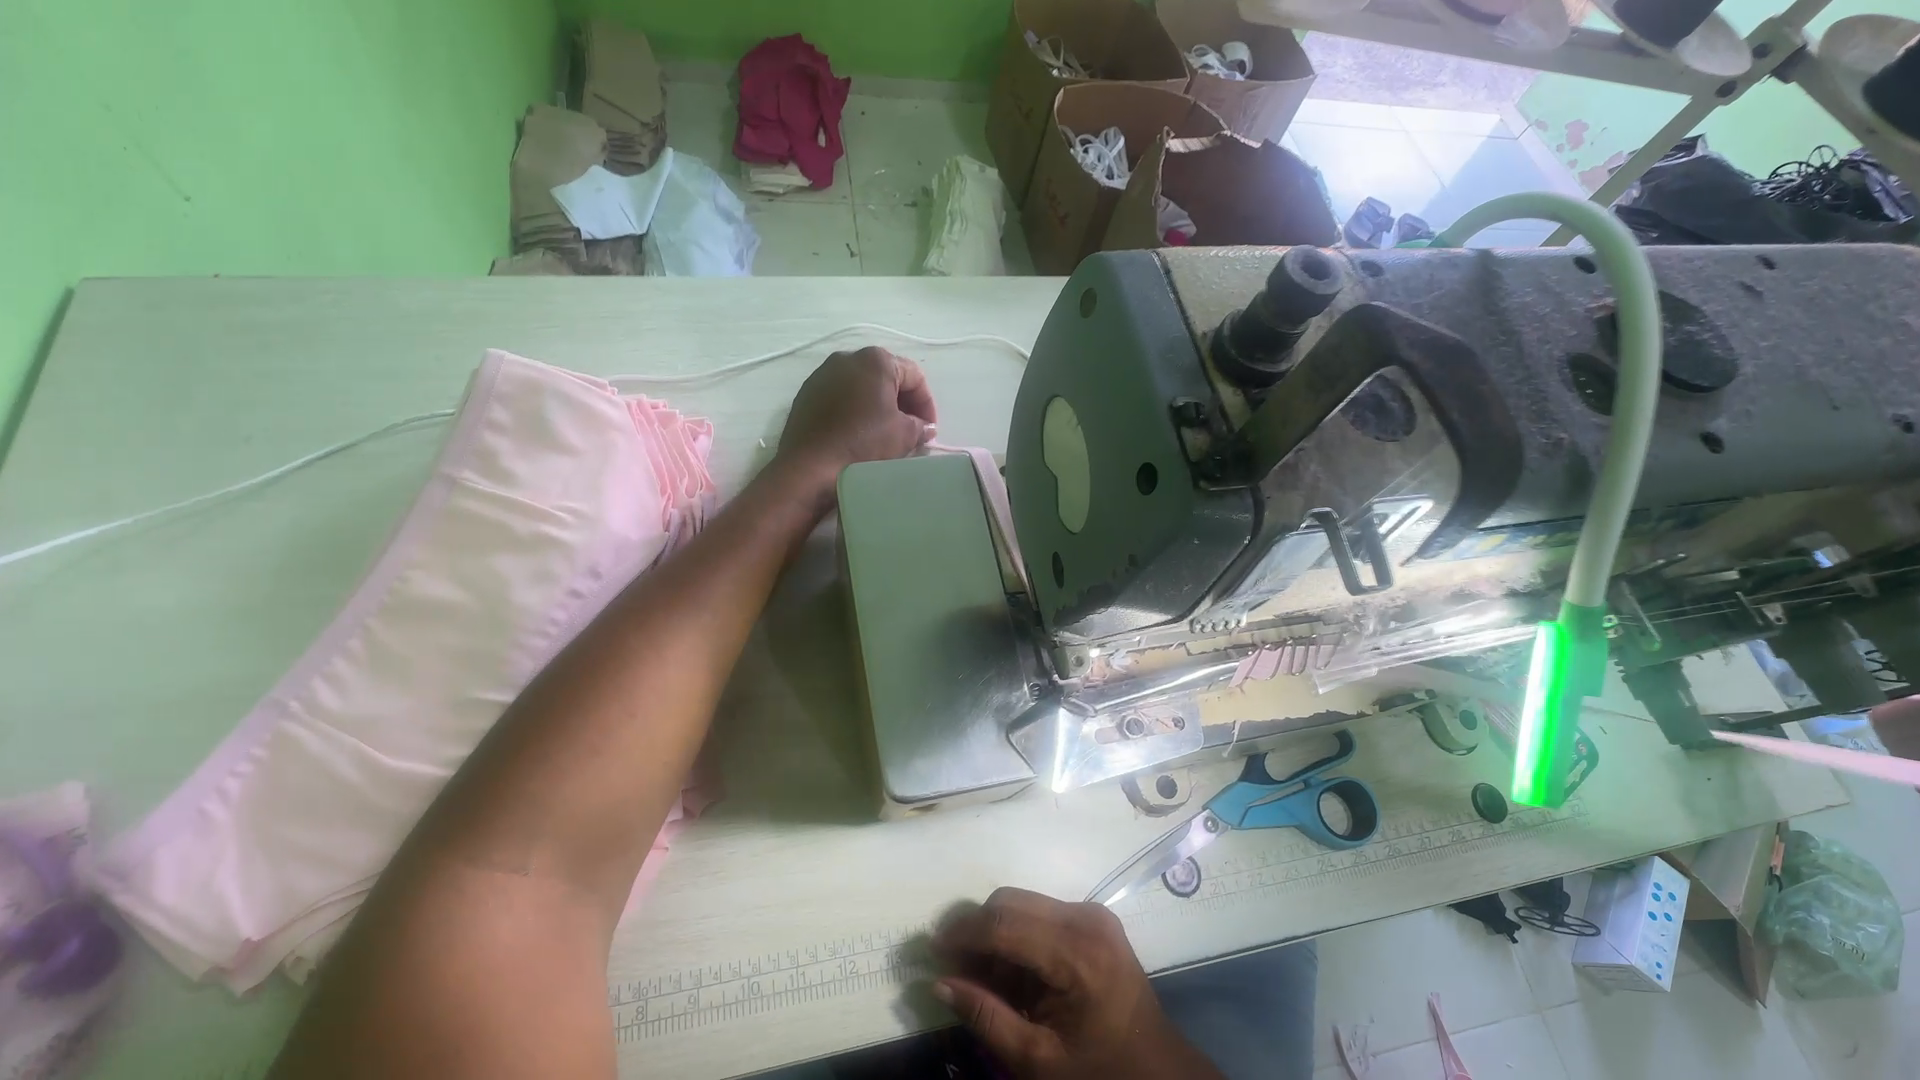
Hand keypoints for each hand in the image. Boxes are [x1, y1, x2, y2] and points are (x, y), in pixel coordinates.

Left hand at [775, 347, 936, 489]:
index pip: (914, 376)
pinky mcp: (807, 393)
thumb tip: (925, 427)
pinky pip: (840, 396)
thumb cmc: (863, 443)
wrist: (810, 467)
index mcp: (875, 360)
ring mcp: (823, 374)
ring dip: (877, 405)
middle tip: (911, 429)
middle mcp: (847, 358)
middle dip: (902, 402)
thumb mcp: (903, 435)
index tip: (929, 429)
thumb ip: (920, 426)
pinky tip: (857, 433)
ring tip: (884, 432)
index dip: (927, 403)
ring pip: (861, 386)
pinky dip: (854, 410)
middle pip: (886, 376)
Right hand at [931, 888, 1221, 1079]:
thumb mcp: (1036, 1058)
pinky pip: (1040, 912)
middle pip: (1009, 903)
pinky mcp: (1094, 918)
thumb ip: (986, 1017)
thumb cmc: (1097, 1069)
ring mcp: (1093, 914)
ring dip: (996, 934)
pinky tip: (1015, 976)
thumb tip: (940, 981)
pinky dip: (1017, 936)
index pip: (1003, 925)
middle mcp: (1086, 919)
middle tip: (958, 973)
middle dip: (977, 932)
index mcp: (1077, 954)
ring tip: (989, 982)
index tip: (931, 951)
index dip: (962, 934)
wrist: (1157, 1068)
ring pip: (1021, 903)